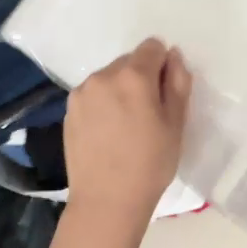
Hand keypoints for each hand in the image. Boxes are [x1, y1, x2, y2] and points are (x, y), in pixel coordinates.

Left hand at [65, 38, 191, 217]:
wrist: (107, 200)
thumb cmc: (151, 164)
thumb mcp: (176, 124)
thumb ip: (177, 83)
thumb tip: (173, 56)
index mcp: (133, 76)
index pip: (152, 47)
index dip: (163, 66)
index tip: (165, 94)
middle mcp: (103, 76)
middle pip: (129, 62)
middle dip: (141, 79)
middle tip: (148, 115)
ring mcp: (82, 93)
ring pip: (109, 78)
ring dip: (120, 91)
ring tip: (127, 127)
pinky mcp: (69, 111)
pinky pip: (93, 96)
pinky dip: (104, 105)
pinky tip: (108, 134)